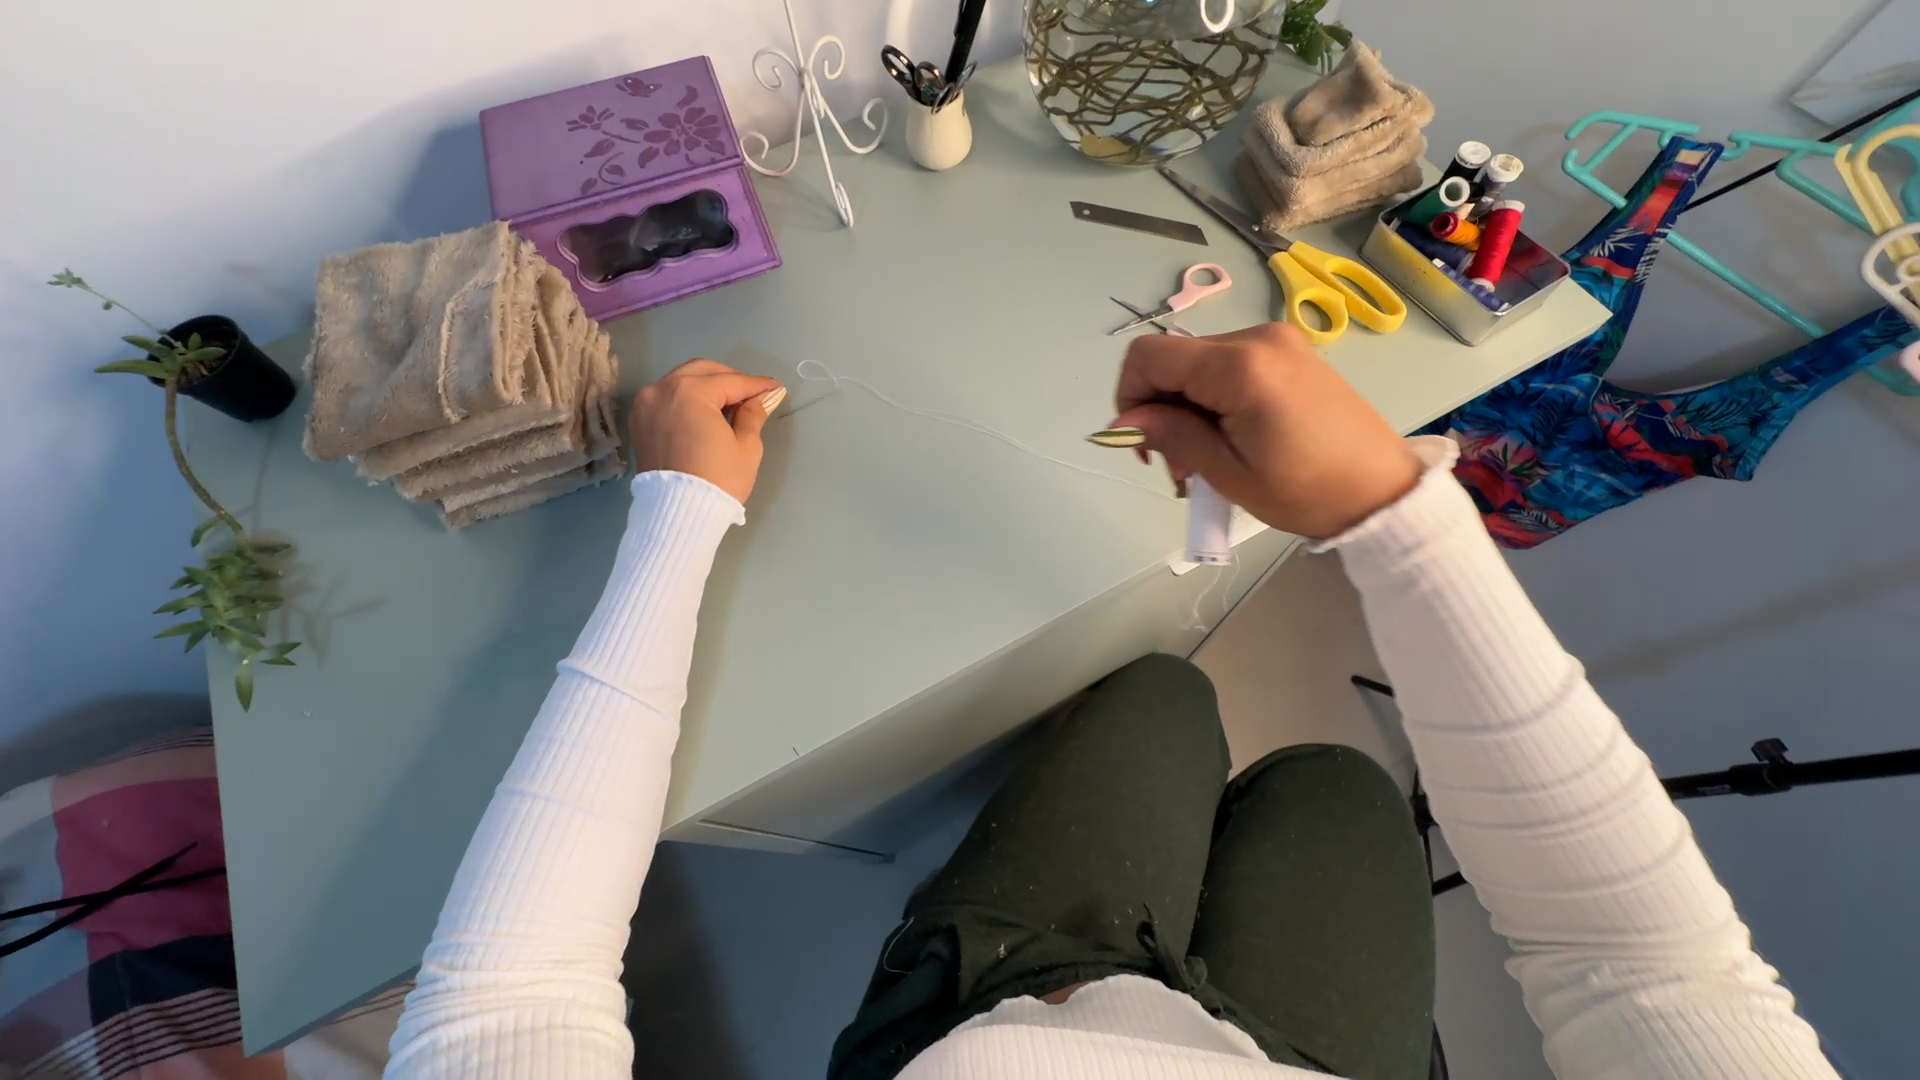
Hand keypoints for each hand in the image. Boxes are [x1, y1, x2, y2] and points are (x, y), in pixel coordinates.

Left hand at [629, 359, 784, 505]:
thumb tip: (764, 397)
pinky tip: (704, 413)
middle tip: (752, 395)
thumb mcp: (746, 446)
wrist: (679, 513)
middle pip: (703, 372)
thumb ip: (754, 414)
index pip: (732, 382)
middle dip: (730, 379)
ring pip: (681, 381)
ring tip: (730, 404)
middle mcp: (662, 389)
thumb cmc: (718, 479)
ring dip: (707, 386)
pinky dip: (686, 399)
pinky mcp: (639, 421)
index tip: (775, 388)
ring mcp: (645, 404)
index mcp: (690, 391)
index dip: (757, 386)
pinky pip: (666, 398)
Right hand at [1109, 322, 1421, 538]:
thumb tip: (1122, 421)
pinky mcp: (1288, 351)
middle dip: (1159, 408)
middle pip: (1172, 359)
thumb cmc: (1305, 490)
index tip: (1141, 443)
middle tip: (1178, 463)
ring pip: (1196, 363)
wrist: (1382, 491)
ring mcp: (1275, 340)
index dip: (1129, 396)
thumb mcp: (1226, 471)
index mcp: (1239, 365)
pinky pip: (1226, 365)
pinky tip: (1227, 434)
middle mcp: (1256, 337)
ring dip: (1185, 406)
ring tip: (1205, 455)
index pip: (1149, 356)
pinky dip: (1211, 397)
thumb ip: (1169, 434)